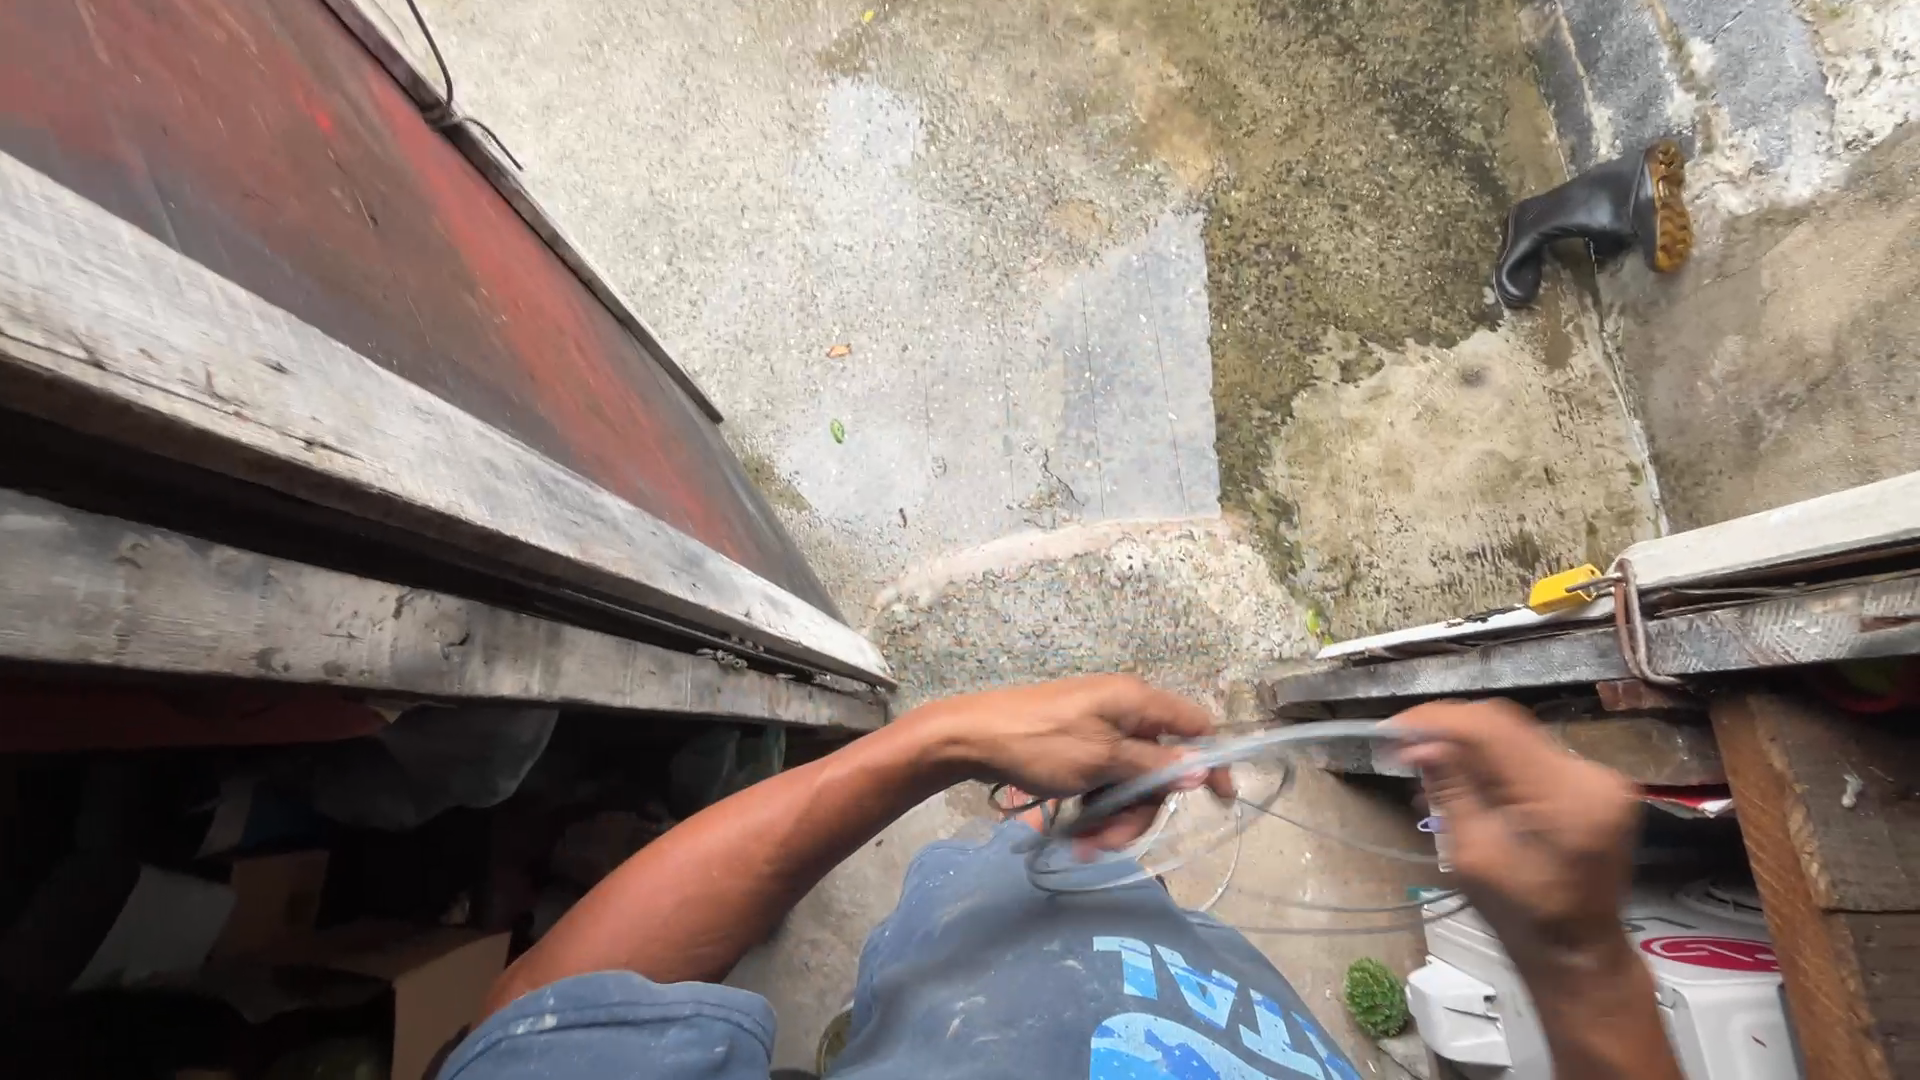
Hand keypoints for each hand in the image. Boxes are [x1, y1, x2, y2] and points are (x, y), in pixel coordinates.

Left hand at [906, 675, 1234, 848]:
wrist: (972, 737)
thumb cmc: (1040, 743)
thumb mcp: (1101, 759)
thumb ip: (1153, 764)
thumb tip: (1201, 769)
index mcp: (1135, 700)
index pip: (1194, 724)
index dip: (1211, 760)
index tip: (1221, 800)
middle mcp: (1122, 709)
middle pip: (1159, 766)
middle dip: (1140, 809)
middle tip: (1108, 841)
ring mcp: (1098, 728)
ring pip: (1129, 780)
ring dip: (1113, 816)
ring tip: (1082, 843)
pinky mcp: (1077, 746)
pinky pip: (1103, 779)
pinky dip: (1095, 805)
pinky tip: (1073, 831)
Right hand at [1390, 699, 1641, 966]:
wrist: (1579, 948)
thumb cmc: (1521, 913)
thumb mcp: (1472, 854)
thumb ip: (1450, 790)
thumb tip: (1419, 744)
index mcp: (1564, 800)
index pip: (1490, 730)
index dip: (1434, 721)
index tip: (1390, 730)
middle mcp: (1588, 777)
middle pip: (1501, 722)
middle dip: (1444, 726)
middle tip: (1400, 743)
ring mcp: (1594, 777)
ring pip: (1510, 730)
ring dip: (1461, 738)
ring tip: (1423, 758)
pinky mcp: (1588, 781)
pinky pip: (1523, 748)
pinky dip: (1484, 753)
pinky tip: (1460, 772)